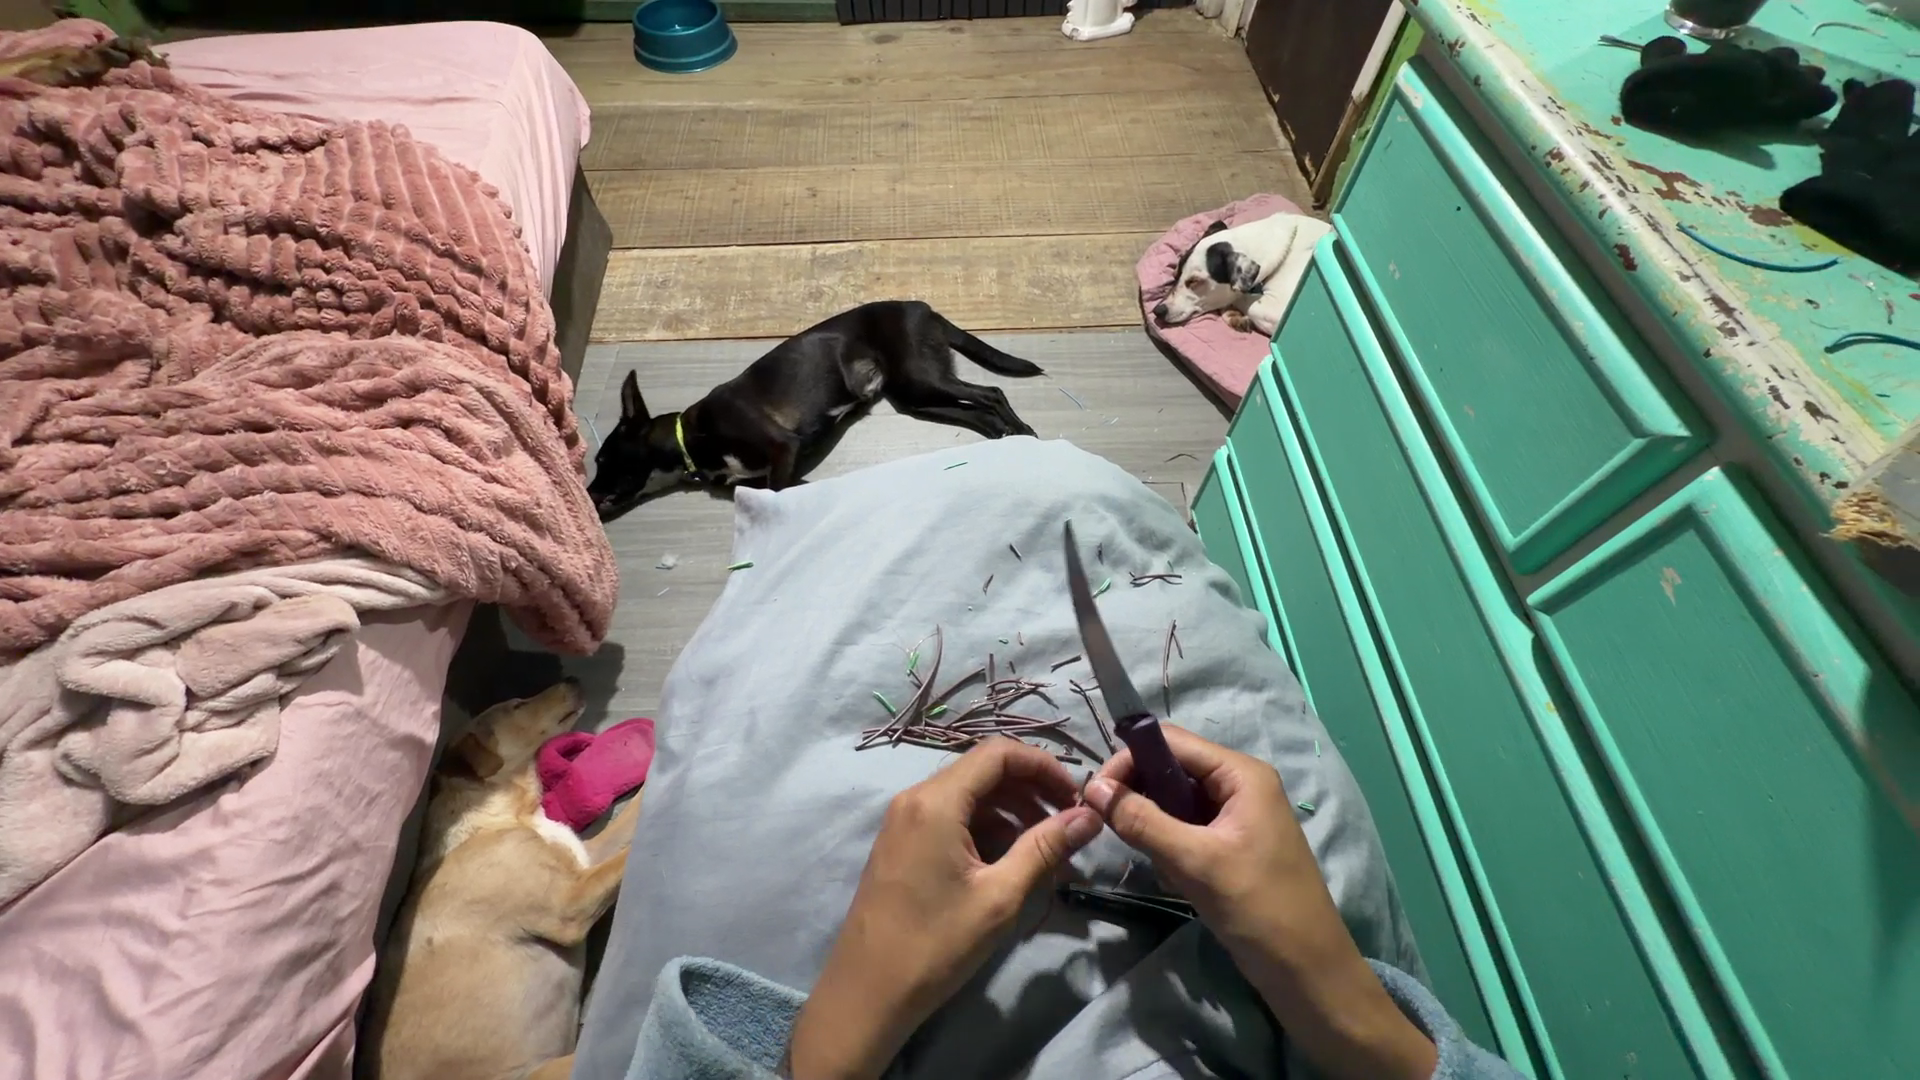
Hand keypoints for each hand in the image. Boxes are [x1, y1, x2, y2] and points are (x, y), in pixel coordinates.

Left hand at [784, 739, 1103, 1079]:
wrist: (867, 993)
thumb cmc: (935, 944)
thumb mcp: (999, 897)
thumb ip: (1045, 848)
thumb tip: (1090, 816)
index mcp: (936, 800)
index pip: (998, 753)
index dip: (1042, 765)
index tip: (1076, 795)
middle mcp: (917, 796)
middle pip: (984, 770)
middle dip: (1031, 789)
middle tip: (1068, 822)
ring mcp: (906, 818)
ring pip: (970, 794)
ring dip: (1012, 811)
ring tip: (1047, 847)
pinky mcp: (904, 840)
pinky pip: (952, 816)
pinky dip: (987, 827)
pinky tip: (1011, 859)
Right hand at [1083, 727, 1436, 1079]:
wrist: (1312, 978)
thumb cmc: (1260, 910)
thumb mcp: (1195, 862)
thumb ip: (1142, 821)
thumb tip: (1092, 788)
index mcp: (1240, 773)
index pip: (1170, 741)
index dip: (1129, 758)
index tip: (1095, 792)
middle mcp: (1238, 783)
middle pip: (1170, 767)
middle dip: (1140, 794)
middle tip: (1113, 826)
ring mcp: (1236, 813)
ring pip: (1174, 799)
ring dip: (1154, 824)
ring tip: (1157, 861)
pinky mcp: (1230, 841)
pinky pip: (1185, 825)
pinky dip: (1169, 844)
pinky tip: (1171, 874)